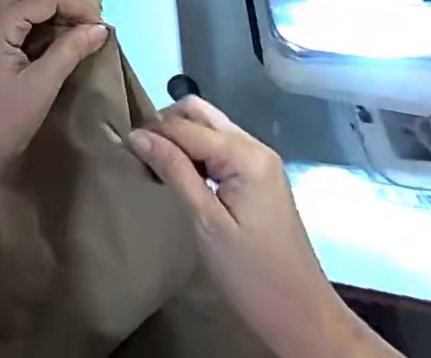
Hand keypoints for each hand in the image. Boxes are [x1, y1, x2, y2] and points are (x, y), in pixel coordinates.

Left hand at [0, 0, 109, 197]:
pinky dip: (44, 20)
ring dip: (51, 4)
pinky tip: (61, 42)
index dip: (77, 6)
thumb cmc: (5, 120)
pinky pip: (22, 15)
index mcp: (1, 20)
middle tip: (80, 18)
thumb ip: (70, 50)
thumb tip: (100, 27)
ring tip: (76, 31)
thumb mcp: (42, 85)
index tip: (102, 27)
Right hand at [130, 96, 364, 356]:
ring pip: (209, 127)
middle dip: (167, 125)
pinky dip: (195, 152)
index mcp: (244, 154)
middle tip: (143, 154)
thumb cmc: (252, 274)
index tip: (126, 147)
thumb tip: (138, 135)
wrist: (304, 318)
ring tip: (157, 165)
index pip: (186, 126)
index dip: (153, 132)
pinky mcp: (258, 177)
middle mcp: (254, 146)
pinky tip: (181, 174)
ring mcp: (259, 160)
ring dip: (180, 137)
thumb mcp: (206, 222)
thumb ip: (174, 171)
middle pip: (199, 113)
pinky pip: (219, 147)